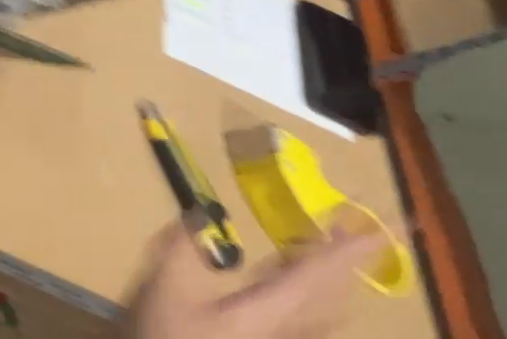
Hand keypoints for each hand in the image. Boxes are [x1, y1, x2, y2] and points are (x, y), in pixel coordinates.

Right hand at [126, 225, 383, 338]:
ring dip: (338, 271)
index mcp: (270, 308)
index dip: (346, 249)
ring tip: (338, 242)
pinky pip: (311, 310)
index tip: (375, 225)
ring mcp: (287, 336)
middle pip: (334, 289)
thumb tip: (199, 213)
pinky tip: (297, 273)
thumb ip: (182, 251)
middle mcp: (291, 324)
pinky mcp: (273, 337)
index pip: (318, 273)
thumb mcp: (166, 290)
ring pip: (328, 302)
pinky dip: (315, 285)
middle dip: (353, 258)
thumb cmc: (173, 336)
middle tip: (368, 226)